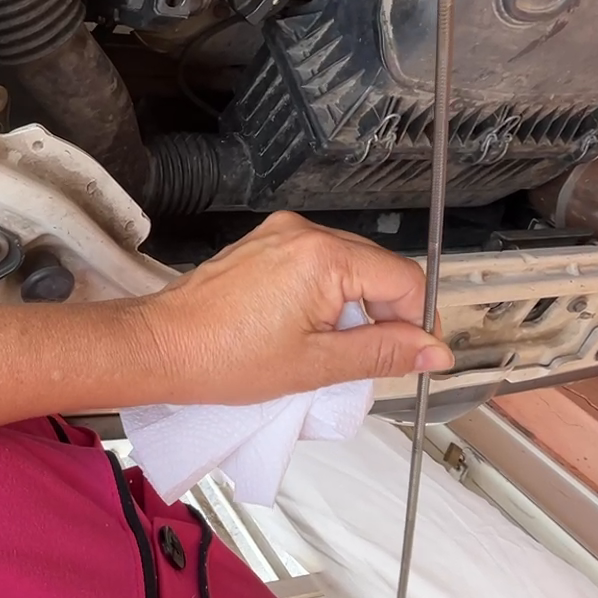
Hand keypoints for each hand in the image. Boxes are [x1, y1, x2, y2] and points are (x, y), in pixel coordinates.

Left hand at [133, 212, 452, 404]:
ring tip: (332, 346)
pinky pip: (315, 261)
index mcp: (322, 256)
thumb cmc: (225, 357)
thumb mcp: (316, 365)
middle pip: (377, 265)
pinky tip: (307, 326)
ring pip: (347, 263)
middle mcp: (302, 232)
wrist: (163, 345)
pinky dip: (326, 291)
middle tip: (370, 357)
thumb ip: (382, 353)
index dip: (417, 320)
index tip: (411, 354)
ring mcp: (278, 233)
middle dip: (386, 312)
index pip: (403, 277)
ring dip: (355, 303)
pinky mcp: (262, 243)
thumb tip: (434, 351)